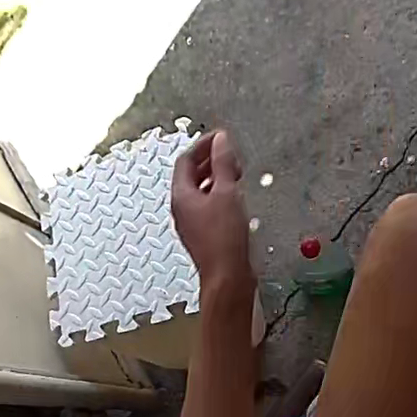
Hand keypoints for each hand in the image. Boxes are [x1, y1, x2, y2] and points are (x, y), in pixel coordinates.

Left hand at [171, 130, 251, 290]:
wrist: (227, 278)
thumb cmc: (224, 239)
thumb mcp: (227, 193)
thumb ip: (223, 164)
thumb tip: (221, 141)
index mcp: (181, 196)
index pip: (186, 160)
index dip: (203, 145)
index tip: (221, 138)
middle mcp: (182, 210)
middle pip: (192, 177)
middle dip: (210, 162)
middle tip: (229, 154)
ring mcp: (192, 225)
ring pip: (200, 193)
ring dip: (216, 180)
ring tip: (235, 175)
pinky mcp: (204, 237)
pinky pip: (208, 209)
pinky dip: (220, 197)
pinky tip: (236, 200)